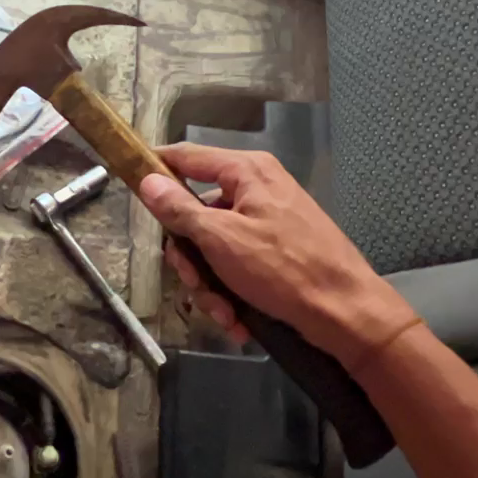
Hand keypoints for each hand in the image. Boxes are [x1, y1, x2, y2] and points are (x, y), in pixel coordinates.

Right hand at [136, 144, 416, 362]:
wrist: (348, 315)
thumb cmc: (284, 269)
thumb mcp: (221, 239)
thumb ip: (180, 209)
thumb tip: (147, 180)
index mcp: (246, 172)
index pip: (186, 157)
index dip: (155, 169)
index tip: (129, 184)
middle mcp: (256, 190)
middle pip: (196, 214)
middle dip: (191, 258)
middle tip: (195, 283)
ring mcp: (267, 222)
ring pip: (214, 247)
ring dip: (211, 286)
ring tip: (225, 313)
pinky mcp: (276, 252)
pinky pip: (237, 266)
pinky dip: (232, 294)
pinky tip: (239, 320)